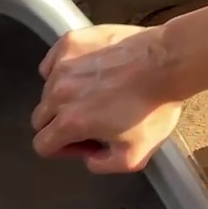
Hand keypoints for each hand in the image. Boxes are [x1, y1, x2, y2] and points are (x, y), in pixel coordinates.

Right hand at [32, 25, 184, 173]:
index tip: (80, 142)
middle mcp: (58, 93)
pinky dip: (62, 69)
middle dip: (58, 123)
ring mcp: (62, 64)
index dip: (61, 149)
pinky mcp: (69, 42)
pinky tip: (87, 71)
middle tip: (87, 118)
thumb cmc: (153, 108)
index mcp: (70, 123)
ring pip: (47, 89)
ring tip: (93, 91)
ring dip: (63, 95)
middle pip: (40, 117)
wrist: (167, 63)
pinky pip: (52, 62)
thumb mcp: (135, 156)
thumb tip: (88, 158)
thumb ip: (102, 166)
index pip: (42, 144)